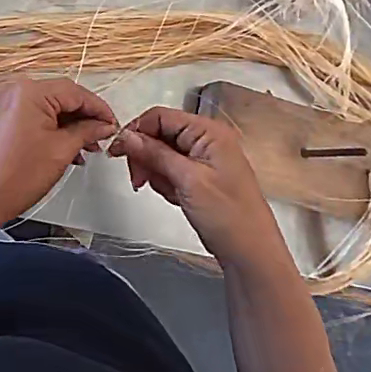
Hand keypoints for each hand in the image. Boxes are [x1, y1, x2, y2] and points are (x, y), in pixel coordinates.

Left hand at [0, 80, 117, 234]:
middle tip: (104, 138)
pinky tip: (71, 151)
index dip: (99, 108)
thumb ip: (87, 131)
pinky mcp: (6, 118)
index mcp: (30, 91)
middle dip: (85, 117)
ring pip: (51, 108)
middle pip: (62, 97)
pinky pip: (38, 116)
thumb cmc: (19, 173)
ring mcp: (9, 104)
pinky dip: (56, 130)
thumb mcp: (62, 149)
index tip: (115, 125)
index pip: (75, 91)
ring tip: (89, 148)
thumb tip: (104, 125)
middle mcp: (17, 90)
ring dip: (72, 126)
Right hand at [107, 107, 286, 268]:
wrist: (251, 255)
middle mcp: (206, 139)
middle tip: (139, 178)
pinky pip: (168, 168)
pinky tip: (174, 196)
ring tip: (167, 191)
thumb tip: (126, 135)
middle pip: (158, 133)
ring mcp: (203, 157)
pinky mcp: (199, 174)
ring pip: (160, 152)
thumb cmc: (230, 217)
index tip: (120, 152)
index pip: (159, 116)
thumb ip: (154, 153)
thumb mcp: (188, 180)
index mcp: (209, 132)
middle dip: (145, 156)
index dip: (137, 131)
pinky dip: (164, 181)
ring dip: (154, 171)